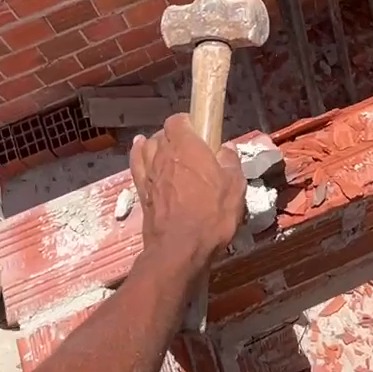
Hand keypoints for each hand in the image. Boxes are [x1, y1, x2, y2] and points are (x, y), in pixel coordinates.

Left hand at [129, 113, 245, 279]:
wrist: (179, 251)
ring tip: (170, 153)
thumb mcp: (235, 188)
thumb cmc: (211, 217)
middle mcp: (163, 154)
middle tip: (192, 150)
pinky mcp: (141, 191)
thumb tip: (225, 149)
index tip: (200, 132)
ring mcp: (149, 172)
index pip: (178, 120)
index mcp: (187, 147)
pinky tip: (143, 152)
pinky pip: (136, 164)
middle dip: (176, 136)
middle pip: (163, 133)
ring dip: (158, 146)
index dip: (188, 122)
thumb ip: (231, 162)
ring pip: (148, 147)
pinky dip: (139, 155)